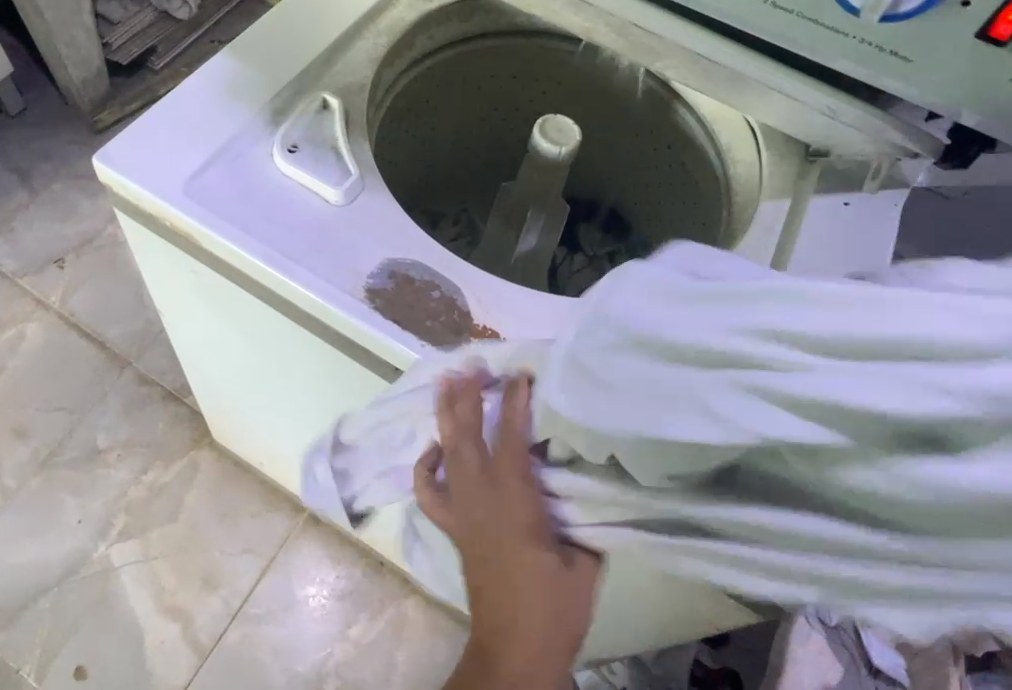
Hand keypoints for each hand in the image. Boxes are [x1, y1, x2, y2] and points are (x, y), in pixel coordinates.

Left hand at [416, 369, 602, 688]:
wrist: (516, 647)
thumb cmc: (556, 604)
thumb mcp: (584, 553)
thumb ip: (580, 510)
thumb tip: (582, 476)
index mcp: (516, 499)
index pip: (513, 436)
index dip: (516, 401)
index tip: (521, 373)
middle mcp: (481, 497)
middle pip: (468, 434)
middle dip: (469, 395)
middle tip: (472, 363)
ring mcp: (462, 512)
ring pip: (447, 453)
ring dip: (446, 416)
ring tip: (446, 383)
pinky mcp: (454, 529)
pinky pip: (431, 493)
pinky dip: (427, 467)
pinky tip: (433, 448)